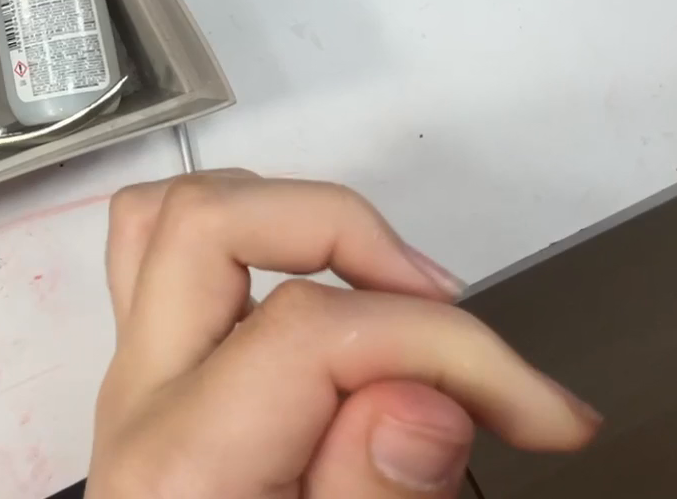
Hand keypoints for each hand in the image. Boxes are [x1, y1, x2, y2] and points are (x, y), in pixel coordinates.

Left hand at [89, 171, 600, 497]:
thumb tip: (425, 388)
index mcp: (183, 464)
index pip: (309, 327)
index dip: (447, 347)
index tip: (548, 412)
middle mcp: (136, 391)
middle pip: (209, 222)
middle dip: (341, 228)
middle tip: (448, 306)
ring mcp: (127, 368)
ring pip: (164, 213)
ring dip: (277, 212)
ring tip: (379, 279)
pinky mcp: (141, 366)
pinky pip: (151, 246)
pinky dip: (234, 230)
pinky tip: (304, 272)